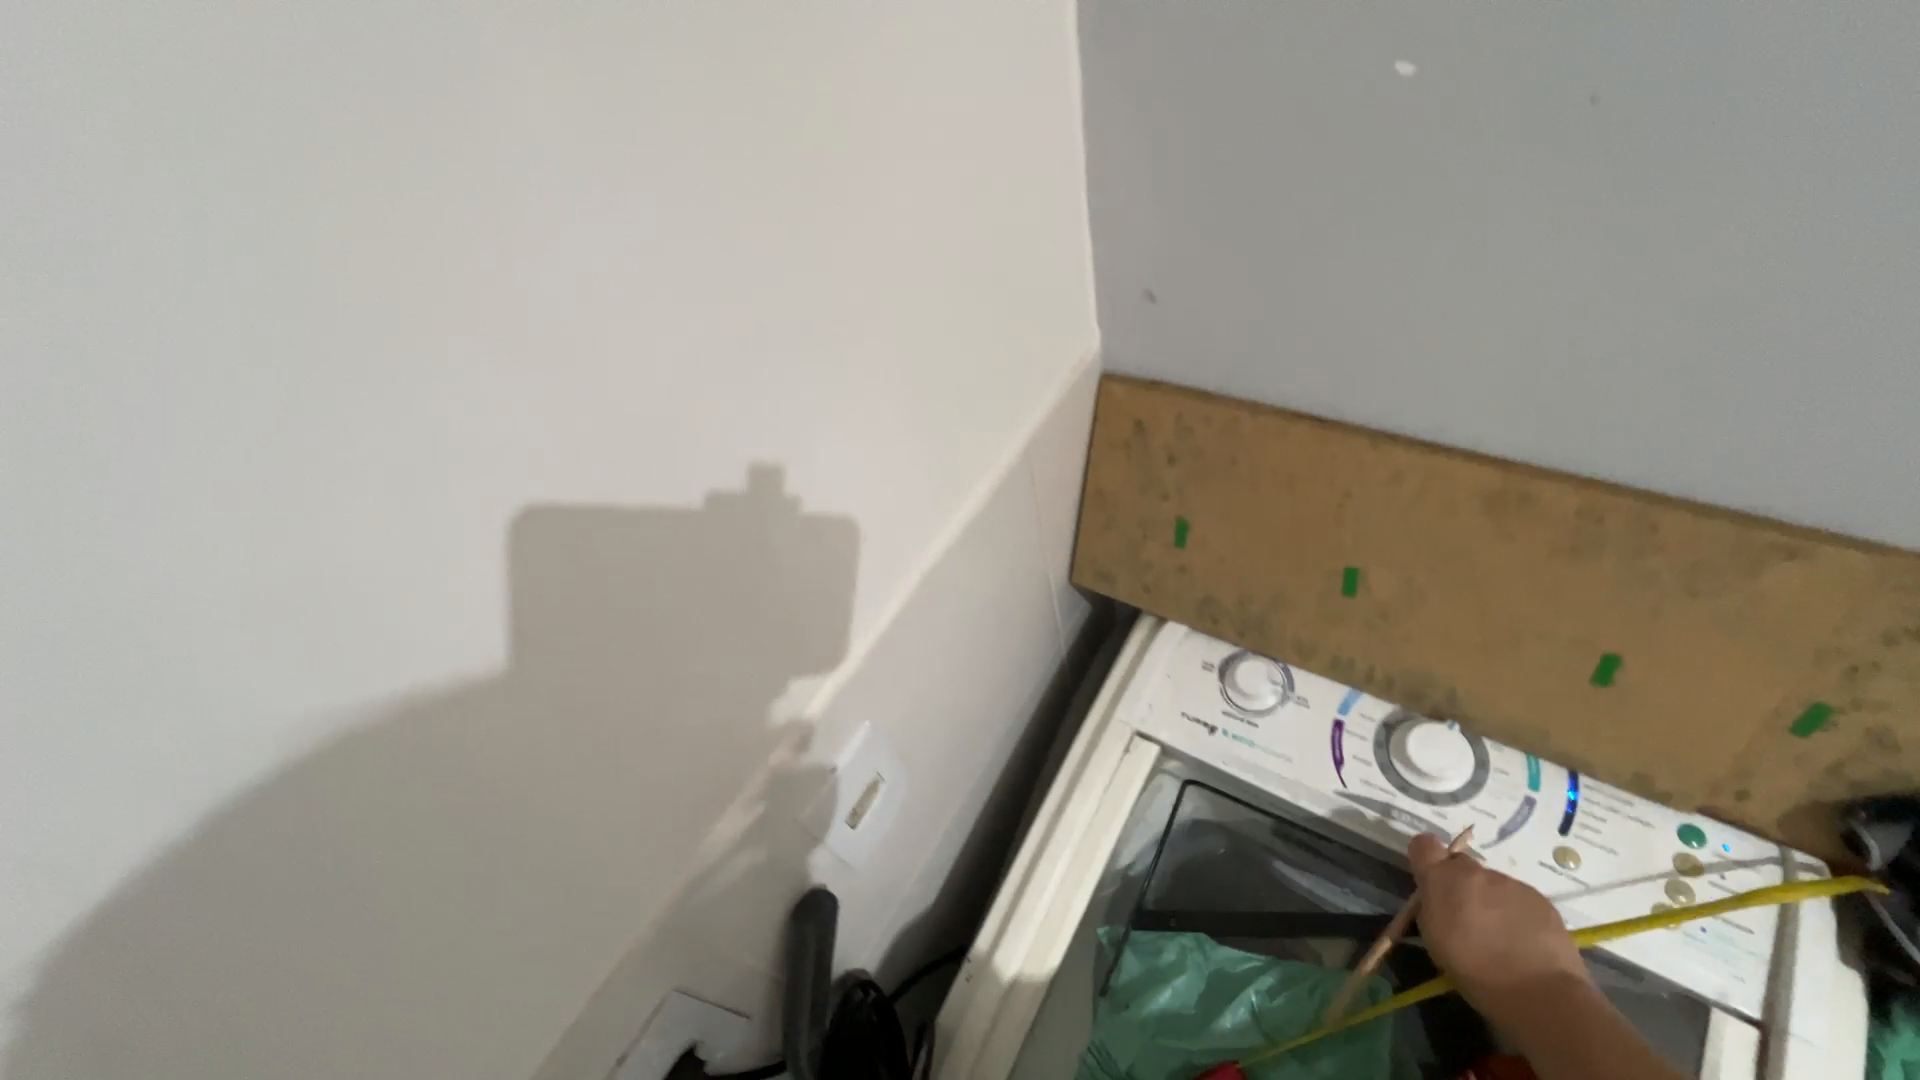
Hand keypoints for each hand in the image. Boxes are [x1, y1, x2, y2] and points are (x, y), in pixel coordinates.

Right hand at [1408, 833, 1590, 1015]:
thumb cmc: (1473, 969)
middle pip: (1461, 865)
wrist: (1538, 992)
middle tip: (1468, 916)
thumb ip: (1432, 906)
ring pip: (1493, 884)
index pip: (1424, 844)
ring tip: (1502, 935)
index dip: (1425, 857)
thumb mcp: (1433, 937)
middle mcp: (1475, 872)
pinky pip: (1520, 898)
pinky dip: (1517, 913)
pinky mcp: (1540, 899)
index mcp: (1442, 879)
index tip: (1429, 876)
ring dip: (1491, 900)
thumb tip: (1440, 898)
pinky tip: (1524, 941)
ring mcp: (1511, 883)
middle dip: (1461, 883)